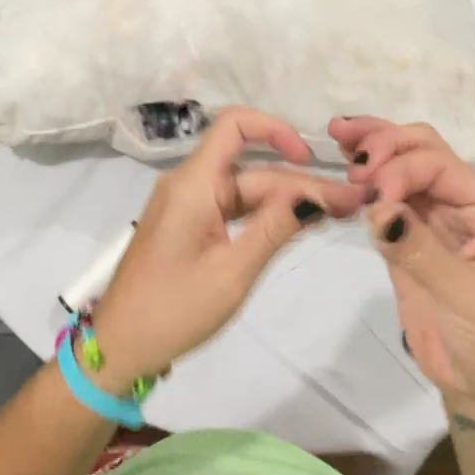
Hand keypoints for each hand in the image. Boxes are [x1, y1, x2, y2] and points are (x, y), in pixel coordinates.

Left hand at [90, 107, 367, 390]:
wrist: (120, 346)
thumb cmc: (172, 310)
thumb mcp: (232, 272)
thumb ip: (275, 228)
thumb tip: (318, 193)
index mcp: (193, 185)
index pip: (234, 127)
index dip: (275, 129)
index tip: (311, 158)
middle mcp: (189, 185)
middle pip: (252, 168)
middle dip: (302, 183)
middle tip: (354, 204)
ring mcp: (188, 207)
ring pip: (246, 190)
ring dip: (289, 200)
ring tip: (340, 213)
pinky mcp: (189, 227)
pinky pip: (233, 209)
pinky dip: (266, 215)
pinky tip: (302, 224)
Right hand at [331, 117, 474, 431]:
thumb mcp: (469, 297)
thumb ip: (421, 250)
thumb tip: (376, 207)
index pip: (439, 164)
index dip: (401, 167)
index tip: (372, 193)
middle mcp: (465, 207)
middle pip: (422, 153)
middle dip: (384, 141)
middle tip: (342, 140)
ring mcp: (435, 224)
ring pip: (401, 174)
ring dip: (372, 154)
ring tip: (337, 136)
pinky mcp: (410, 246)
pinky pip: (386, 207)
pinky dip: (365, 190)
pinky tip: (344, 178)